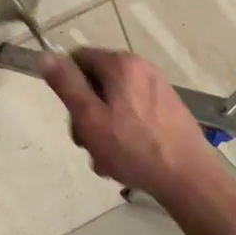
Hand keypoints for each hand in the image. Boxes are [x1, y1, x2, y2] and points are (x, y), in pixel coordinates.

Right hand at [41, 48, 215, 194]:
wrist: (191, 180)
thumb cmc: (134, 148)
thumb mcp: (90, 118)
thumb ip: (66, 85)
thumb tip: (45, 54)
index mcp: (120, 64)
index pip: (78, 58)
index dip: (68, 84)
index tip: (73, 114)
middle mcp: (141, 68)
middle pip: (97, 81)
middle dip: (87, 112)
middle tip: (88, 142)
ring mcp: (158, 88)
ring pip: (115, 101)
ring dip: (104, 127)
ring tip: (108, 158)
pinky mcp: (170, 109)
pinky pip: (135, 112)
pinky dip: (125, 131)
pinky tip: (127, 158)